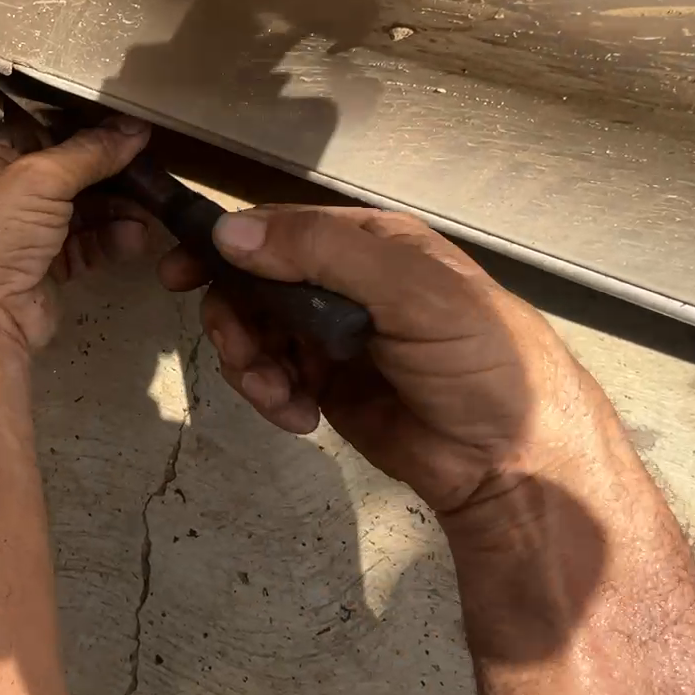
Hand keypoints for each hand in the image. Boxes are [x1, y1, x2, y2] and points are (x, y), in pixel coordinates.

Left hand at [0, 117, 152, 349]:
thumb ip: (88, 152)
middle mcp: (10, 194)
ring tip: (151, 208)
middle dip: (111, 173)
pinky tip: (135, 237)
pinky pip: (89, 245)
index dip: (86, 131)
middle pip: (71, 174)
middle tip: (151, 169)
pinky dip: (112, 239)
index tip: (130, 129)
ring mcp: (30, 233)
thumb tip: (135, 129)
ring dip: (119, 208)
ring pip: (85, 211)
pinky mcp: (50, 267)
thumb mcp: (38, 178)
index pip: (46, 133)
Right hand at [159, 206, 605, 514]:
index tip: (178, 272)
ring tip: (278, 395)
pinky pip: (267, 374)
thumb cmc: (476, 361)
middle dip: (235, 318)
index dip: (222, 246)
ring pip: (252, 330)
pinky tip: (297, 417)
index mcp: (365, 243)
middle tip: (240, 353)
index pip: (276, 228)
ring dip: (249, 362)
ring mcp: (326, 333)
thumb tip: (226, 231)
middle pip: (251, 282)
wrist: (516, 466)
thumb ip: (320, 252)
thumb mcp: (411, 292)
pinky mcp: (320, 380)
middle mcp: (340, 281)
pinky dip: (269, 393)